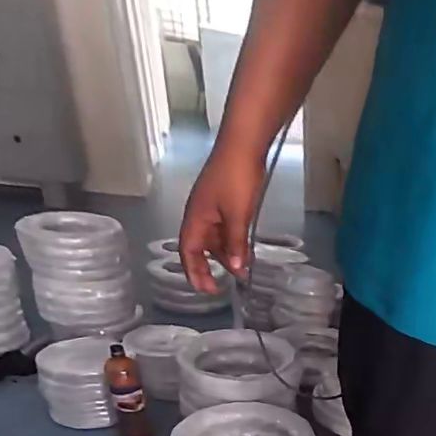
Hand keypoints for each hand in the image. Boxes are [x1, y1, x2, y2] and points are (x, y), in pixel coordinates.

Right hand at [177, 146, 263, 293]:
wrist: (244, 145)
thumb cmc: (236, 177)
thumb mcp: (238, 215)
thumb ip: (237, 242)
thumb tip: (238, 268)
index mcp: (196, 217)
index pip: (188, 250)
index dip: (194, 271)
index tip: (204, 289)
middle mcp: (201, 215)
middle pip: (201, 248)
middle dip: (209, 268)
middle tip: (220, 288)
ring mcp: (213, 209)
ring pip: (216, 240)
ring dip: (226, 257)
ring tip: (241, 273)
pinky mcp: (226, 204)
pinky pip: (226, 230)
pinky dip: (234, 243)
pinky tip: (246, 253)